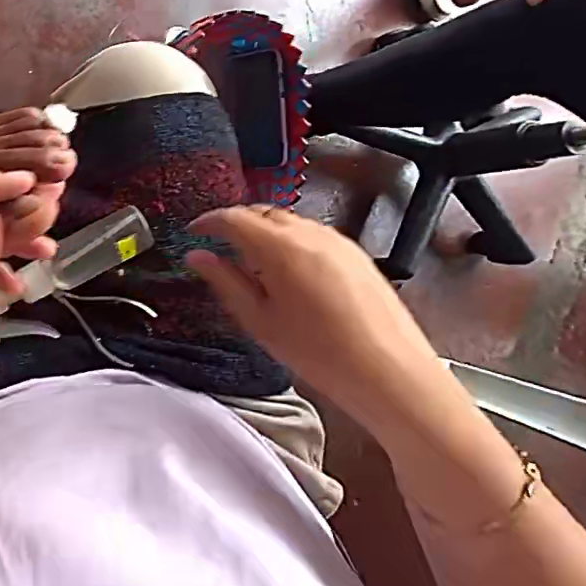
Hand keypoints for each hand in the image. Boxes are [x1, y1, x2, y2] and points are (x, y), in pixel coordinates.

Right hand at [185, 206, 444, 429]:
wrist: (391, 373)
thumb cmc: (321, 353)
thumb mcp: (258, 319)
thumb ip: (224, 280)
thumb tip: (198, 258)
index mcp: (279, 248)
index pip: (232, 218)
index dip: (207, 222)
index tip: (194, 232)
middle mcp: (309, 234)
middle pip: (261, 212)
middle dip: (235, 223)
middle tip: (217, 245)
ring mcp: (337, 241)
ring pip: (287, 220)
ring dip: (262, 231)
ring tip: (250, 262)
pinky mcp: (356, 253)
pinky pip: (311, 233)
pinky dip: (288, 240)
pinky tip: (286, 271)